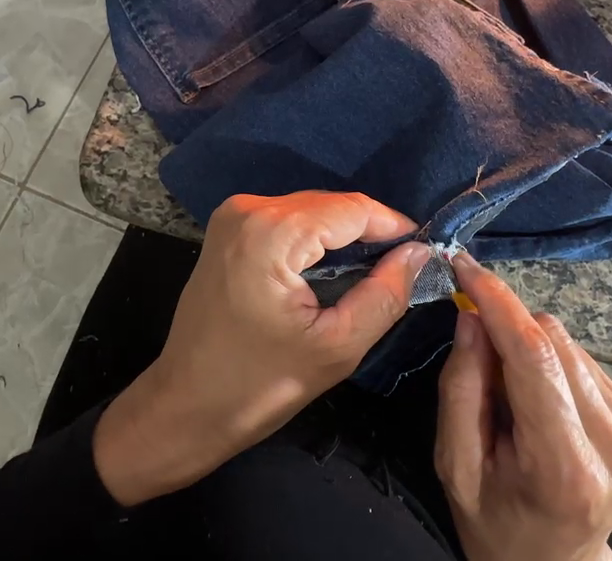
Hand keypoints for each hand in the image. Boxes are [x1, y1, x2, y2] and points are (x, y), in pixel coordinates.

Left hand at [93, 190, 430, 504]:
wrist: (185, 405)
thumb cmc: (260, 384)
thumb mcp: (336, 347)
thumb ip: (385, 294)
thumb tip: (420, 252)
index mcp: (272, 231)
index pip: (352, 208)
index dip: (394, 225)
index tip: (426, 251)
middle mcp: (249, 208)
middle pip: (329, 205)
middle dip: (369, 231)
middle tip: (404, 267)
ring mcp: (233, 214)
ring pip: (310, 210)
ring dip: (343, 234)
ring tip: (376, 271)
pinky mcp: (228, 228)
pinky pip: (287, 219)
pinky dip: (315, 238)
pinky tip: (334, 270)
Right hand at [436, 253, 611, 560]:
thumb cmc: (494, 520)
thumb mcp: (456, 464)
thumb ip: (461, 387)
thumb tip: (472, 315)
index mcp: (564, 465)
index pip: (534, 357)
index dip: (497, 301)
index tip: (463, 264)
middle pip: (552, 340)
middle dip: (505, 326)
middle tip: (475, 354)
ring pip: (568, 340)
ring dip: (526, 343)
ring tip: (505, 388)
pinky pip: (582, 355)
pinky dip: (548, 358)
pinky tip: (534, 393)